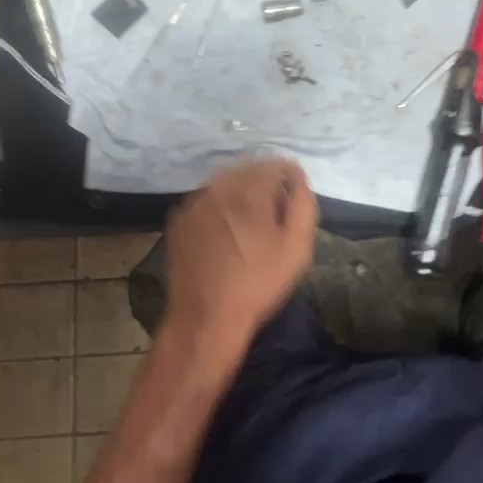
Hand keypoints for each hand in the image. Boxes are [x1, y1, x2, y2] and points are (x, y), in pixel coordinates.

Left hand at [163, 158, 317, 347]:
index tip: (293, 203)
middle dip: (265, 185)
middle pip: (250, 170)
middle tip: (274, 215)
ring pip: (226, 184)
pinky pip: (206, 201)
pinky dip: (220, 208)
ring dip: (242, 195)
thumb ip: (302, 205)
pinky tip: (225, 235)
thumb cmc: (257, 283)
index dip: (290, 180)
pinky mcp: (179, 219)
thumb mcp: (296, 248)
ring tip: (250, 226)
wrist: (205, 318)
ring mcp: (195, 202)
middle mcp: (219, 186)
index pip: (276, 164)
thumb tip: (299, 179)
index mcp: (250, 189)